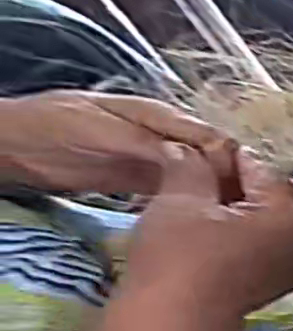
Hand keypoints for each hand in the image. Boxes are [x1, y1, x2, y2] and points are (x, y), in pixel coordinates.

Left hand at [0, 91, 237, 194]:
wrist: (9, 147)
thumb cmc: (47, 126)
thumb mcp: (96, 128)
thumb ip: (147, 141)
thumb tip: (197, 157)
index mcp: (165, 117)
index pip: (218, 139)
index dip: (229, 161)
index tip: (226, 186)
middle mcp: (176, 137)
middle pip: (223, 159)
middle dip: (233, 180)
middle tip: (231, 207)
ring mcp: (170, 159)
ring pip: (215, 176)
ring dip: (222, 193)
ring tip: (223, 214)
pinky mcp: (161, 180)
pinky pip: (196, 190)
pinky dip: (205, 201)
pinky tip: (207, 214)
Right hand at [125, 145, 292, 321]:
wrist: (186, 311)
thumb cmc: (182, 253)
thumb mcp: (180, 202)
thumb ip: (191, 170)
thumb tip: (187, 149)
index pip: (269, 171)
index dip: (234, 161)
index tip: (205, 158)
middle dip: (269, 184)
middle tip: (223, 185)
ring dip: (273, 207)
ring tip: (225, 206)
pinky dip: (276, 229)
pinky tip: (238, 230)